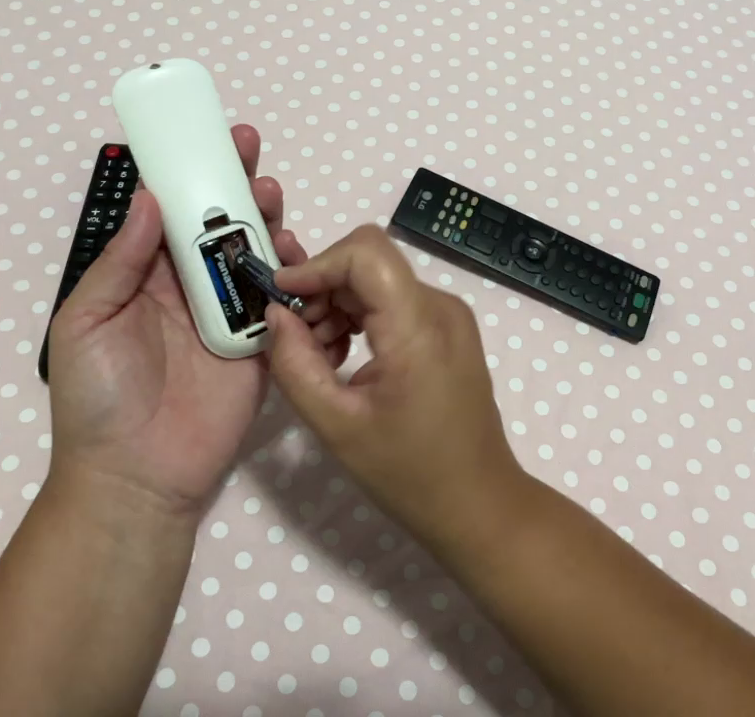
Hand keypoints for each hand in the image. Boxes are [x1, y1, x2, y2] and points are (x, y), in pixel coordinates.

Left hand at [44, 125, 349, 514]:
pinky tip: (295, 254)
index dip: (192, 176)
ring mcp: (229, 317)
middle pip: (221, 228)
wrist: (136, 477)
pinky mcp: (261, 347)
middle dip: (237, 189)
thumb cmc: (98, 397)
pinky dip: (292, 276)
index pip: (174, 215)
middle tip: (252, 160)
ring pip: (255, 258)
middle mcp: (192, 290)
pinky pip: (282, 304)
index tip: (212, 141)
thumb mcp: (88, 321)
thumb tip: (149, 197)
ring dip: (266, 224)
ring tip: (271, 200)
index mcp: (147, 278)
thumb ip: (122, 261)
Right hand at [263, 225, 524, 544]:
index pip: (366, 253)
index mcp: (419, 327)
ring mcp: (449, 316)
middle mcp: (440, 306)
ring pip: (377, 280)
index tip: (283, 297)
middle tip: (297, 340)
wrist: (478, 502)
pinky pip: (394, 301)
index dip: (317, 264)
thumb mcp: (336, 425)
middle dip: (322, 289)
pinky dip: (360, 318)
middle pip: (369, 263)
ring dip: (338, 306)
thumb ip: (295, 365)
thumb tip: (275, 313)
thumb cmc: (408, 473)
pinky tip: (344, 358)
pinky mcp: (448, 328)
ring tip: (320, 358)